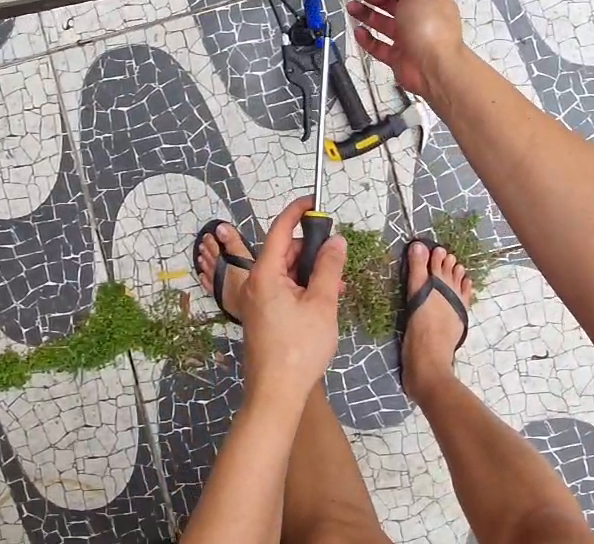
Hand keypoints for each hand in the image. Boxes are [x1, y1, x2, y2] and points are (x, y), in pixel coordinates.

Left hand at [240, 197, 346, 403]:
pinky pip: (283, 290)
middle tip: (337, 260)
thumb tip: (335, 240)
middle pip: (284, 252)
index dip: (297, 211)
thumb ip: (328, 268)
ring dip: (310, 273)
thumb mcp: (322, 304)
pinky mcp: (262, 315)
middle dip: (311, 251)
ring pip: (286, 272)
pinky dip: (302, 289)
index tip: (314, 201)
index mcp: (265, 273)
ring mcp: (257, 300)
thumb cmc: (299, 347)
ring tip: (336, 288)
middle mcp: (256, 282)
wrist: (276, 393)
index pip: (280, 229)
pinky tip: (323, 302)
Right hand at [345, 0, 467, 98]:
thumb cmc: (432, 29)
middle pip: (390, 2)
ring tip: (351, 6)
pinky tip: (358, 31)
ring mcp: (408, 38)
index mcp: (427, 0)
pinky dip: (368, 39)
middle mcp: (418, 18)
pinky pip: (379, 46)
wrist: (434, 68)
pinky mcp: (398, 57)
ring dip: (366, 13)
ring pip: (383, 22)